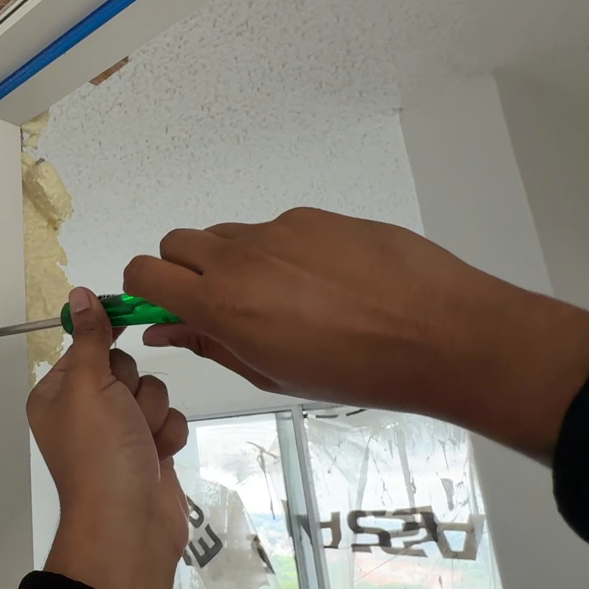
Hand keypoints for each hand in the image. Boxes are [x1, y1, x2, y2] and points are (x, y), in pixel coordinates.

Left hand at [29, 287, 191, 588]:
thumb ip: (91, 338)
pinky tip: (157, 455)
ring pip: (150, 391)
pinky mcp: (147, 448)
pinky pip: (167, 418)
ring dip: (151, 413)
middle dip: (132, 389)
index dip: (105, 347)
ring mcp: (116, 430)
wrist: (130, 525)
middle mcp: (83, 409)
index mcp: (56, 394)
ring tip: (141, 441)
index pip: (85, 348)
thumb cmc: (99, 451)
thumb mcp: (89, 386)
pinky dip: (166, 434)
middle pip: (123, 367)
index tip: (124, 337)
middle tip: (123, 414)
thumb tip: (79, 293)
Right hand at [121, 207, 588, 458]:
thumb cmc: (353, 372)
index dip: (140, 287)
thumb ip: (208, 343)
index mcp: (221, 304)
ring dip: (231, 260)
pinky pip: (275, 230)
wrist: (448, 337)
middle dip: (182, 269)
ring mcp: (277, 231)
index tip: (158, 305)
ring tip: (281, 292)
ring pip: (225, 236)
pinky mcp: (314, 216)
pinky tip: (324, 278)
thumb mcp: (268, 372)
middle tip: (217, 298)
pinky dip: (280, 251)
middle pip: (174, 243)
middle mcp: (238, 259)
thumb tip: (164, 328)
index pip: (143, 272)